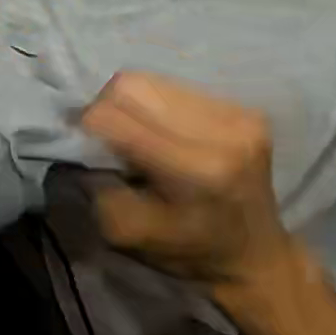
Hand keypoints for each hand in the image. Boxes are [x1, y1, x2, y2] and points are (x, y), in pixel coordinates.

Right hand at [78, 71, 303, 299]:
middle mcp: (222, 132)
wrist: (254, 254)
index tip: (84, 148)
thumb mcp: (122, 231)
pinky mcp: (245, 109)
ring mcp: (239, 116)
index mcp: (193, 168)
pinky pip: (176, 87)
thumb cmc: (183, 250)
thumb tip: (82, 143)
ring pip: (150, 80)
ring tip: (136, 134)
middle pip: (130, 86)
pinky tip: (163, 132)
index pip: (113, 116)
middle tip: (106, 138)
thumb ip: (96, 184)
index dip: (86, 127)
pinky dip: (156, 105)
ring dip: (130, 104)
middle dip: (105, 109)